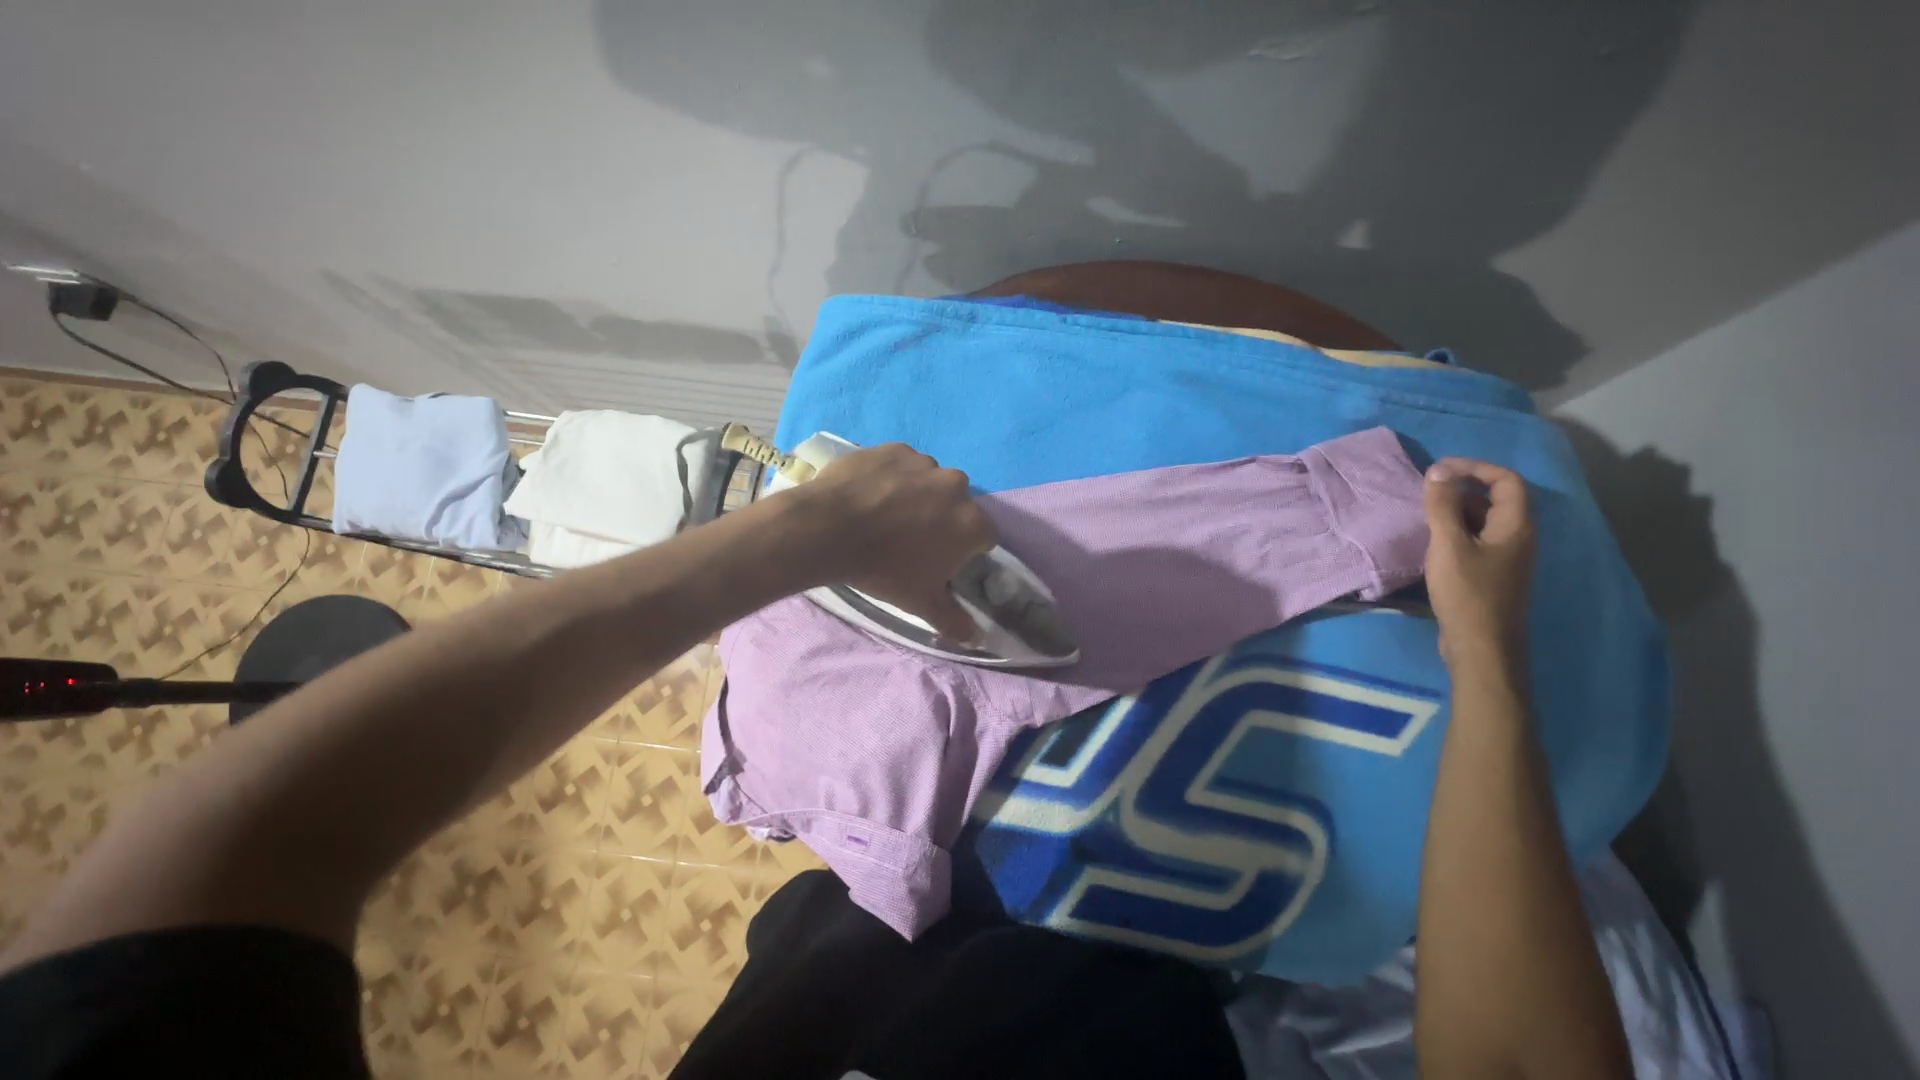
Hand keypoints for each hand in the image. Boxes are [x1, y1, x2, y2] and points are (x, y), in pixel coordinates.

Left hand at [781, 443, 998, 642]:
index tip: (939, 562)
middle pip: (957, 507)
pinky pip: (901, 465)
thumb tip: (977, 638)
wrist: (829, 529)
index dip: (963, 552)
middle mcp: (957, 485)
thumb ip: (953, 621)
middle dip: (941, 521)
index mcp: (972, 522)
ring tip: (884, 516)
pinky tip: (869, 496)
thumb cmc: (883, 569)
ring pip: (929, 483)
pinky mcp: (894, 448)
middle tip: (908, 541)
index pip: (983, 538)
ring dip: (916, 497)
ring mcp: (924, 462)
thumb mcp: (920, 603)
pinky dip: (891, 478)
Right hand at [1423, 457, 1535, 669]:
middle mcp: (1519, 537)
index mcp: (1516, 526)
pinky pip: (1478, 540)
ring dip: (1457, 510)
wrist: (1481, 648)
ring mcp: (1508, 558)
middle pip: (1497, 498)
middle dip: (1463, 488)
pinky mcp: (1493, 575)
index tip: (1440, 470)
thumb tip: (1438, 471)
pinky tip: (1433, 541)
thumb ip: (1442, 506)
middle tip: (1428, 490)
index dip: (1475, 467)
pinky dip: (1457, 531)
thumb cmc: (1467, 593)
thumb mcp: (1449, 545)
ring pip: (1485, 521)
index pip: (1506, 479)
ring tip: (1425, 513)